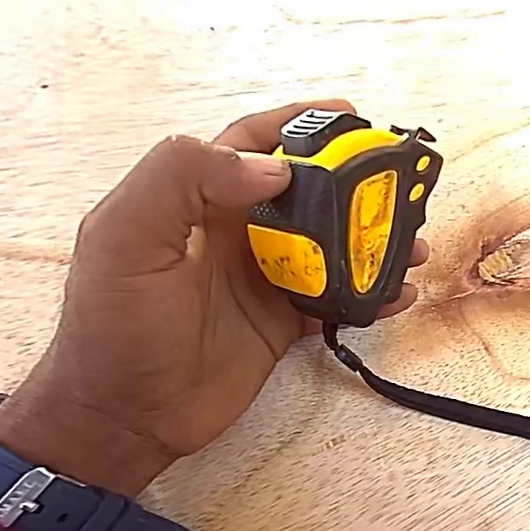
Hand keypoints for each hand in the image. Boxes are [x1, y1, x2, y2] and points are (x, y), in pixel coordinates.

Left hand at [0, 101, 427, 495]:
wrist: (126, 415)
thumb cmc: (116, 325)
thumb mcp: (126, 238)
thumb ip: (183, 179)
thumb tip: (274, 169)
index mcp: (198, 200)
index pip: (254, 144)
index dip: (300, 123)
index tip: (352, 115)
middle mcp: (237, 234)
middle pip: (308, 195)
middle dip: (354, 186)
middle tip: (400, 189)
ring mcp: (264, 281)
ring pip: (329, 248)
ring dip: (371, 244)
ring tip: (413, 247)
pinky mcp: (282, 325)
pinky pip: (334, 301)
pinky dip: (368, 297)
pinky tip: (398, 297)